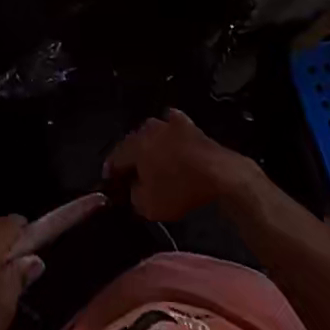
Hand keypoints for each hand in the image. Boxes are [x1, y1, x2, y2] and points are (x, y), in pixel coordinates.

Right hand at [103, 108, 262, 220]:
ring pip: (152, 134)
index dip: (111, 173)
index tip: (112, 183)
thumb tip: (134, 189)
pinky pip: (173, 128)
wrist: (219, 174)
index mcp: (134, 146)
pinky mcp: (189, 125)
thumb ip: (133, 196)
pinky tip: (173, 145)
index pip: (114, 158)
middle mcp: (149, 129)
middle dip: (131, 158)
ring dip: (150, 147)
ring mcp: (170, 124)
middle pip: (132, 143)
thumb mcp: (148, 206)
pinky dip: (171, 137)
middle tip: (132, 176)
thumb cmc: (180, 189)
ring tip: (154, 164)